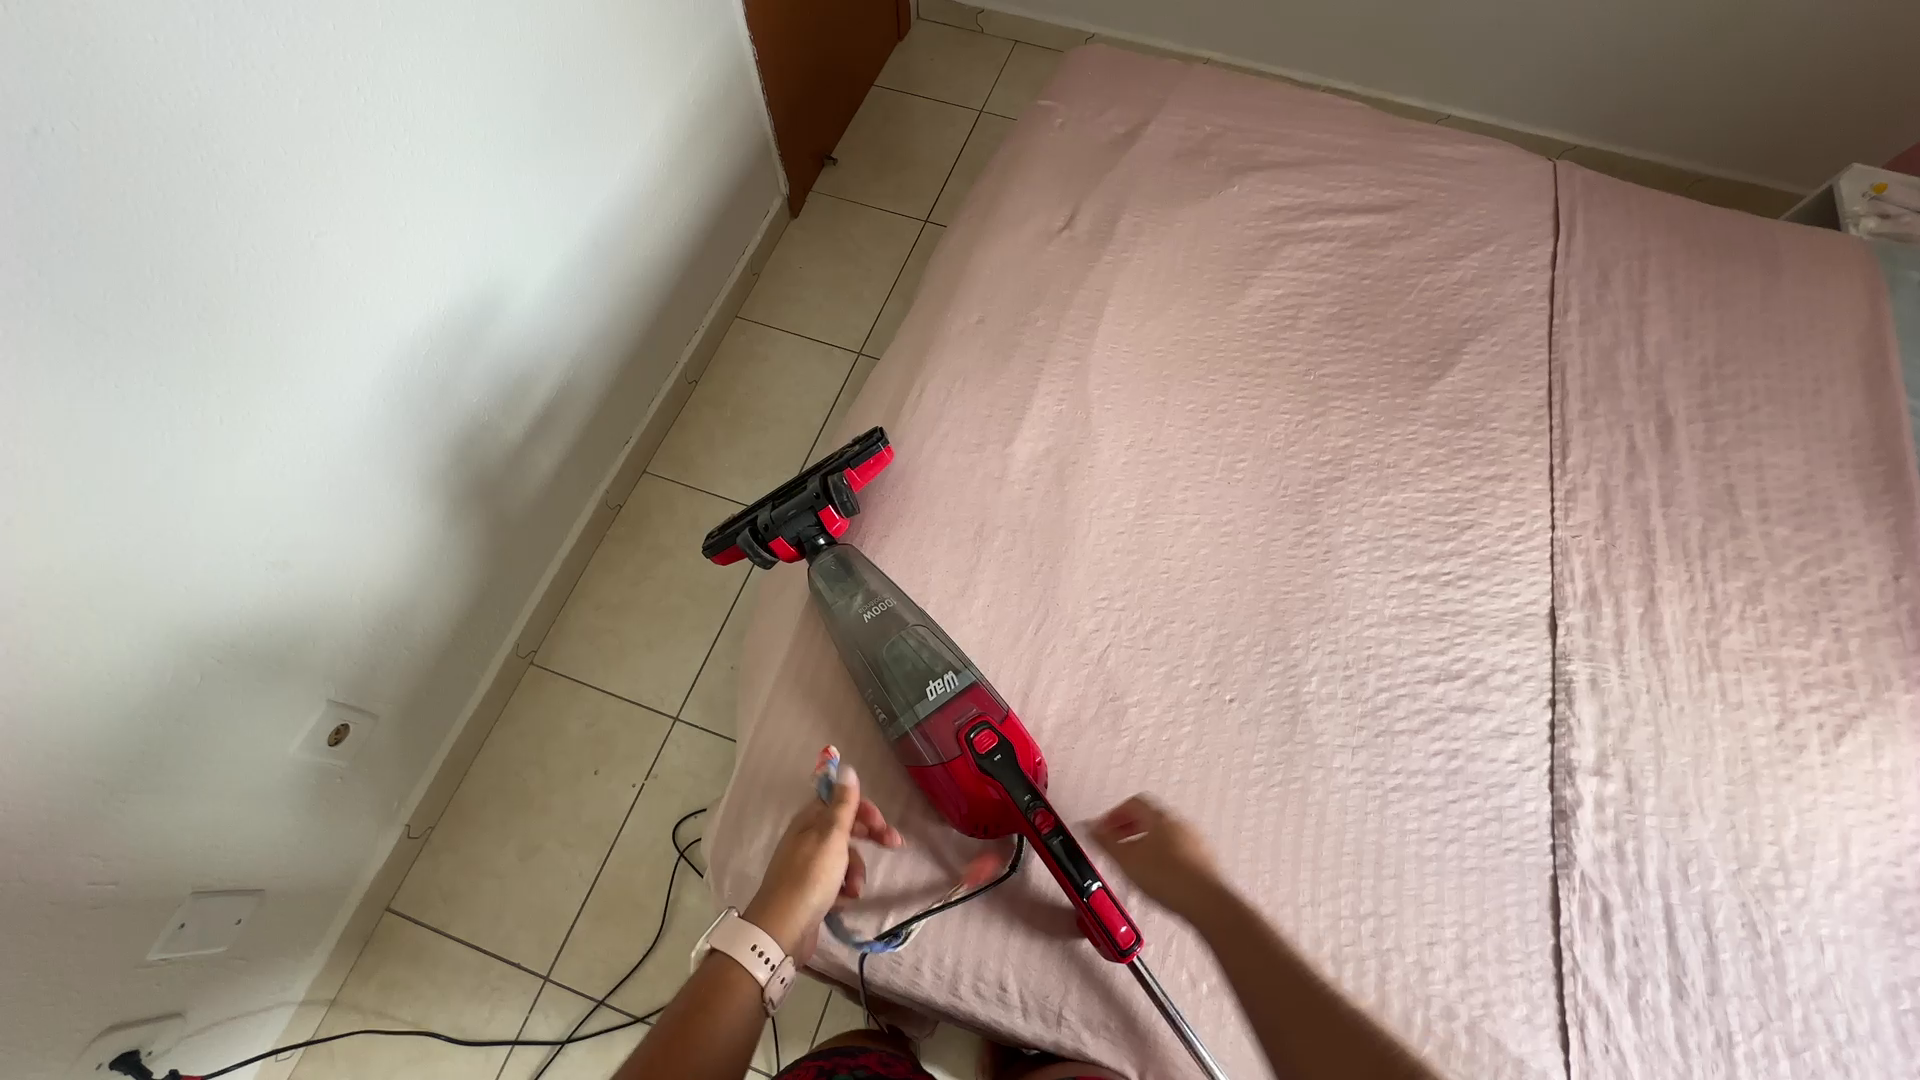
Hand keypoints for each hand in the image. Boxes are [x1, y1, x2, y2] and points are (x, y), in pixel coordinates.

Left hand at [744, 763, 901, 962]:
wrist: (782, 930)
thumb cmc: (810, 878)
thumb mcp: (831, 836)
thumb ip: (843, 804)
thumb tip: (846, 767)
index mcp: (810, 821)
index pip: (841, 801)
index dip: (864, 809)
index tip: (883, 823)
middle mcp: (807, 838)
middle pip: (845, 828)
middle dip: (869, 838)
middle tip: (894, 845)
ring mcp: (808, 865)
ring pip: (844, 857)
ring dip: (856, 870)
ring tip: (854, 889)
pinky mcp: (811, 890)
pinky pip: (837, 881)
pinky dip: (845, 888)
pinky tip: (845, 901)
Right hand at [1090, 794, 1226, 921]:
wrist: (1207, 904)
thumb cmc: (1169, 879)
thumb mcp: (1125, 860)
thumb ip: (1104, 841)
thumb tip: (1088, 827)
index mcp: (1160, 818)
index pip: (1134, 803)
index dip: (1115, 814)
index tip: (1104, 829)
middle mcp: (1180, 824)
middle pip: (1150, 816)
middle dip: (1129, 827)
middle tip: (1116, 843)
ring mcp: (1195, 842)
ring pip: (1165, 834)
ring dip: (1147, 842)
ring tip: (1135, 863)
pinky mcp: (1205, 862)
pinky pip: (1179, 851)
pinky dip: (1164, 857)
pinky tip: (1158, 877)